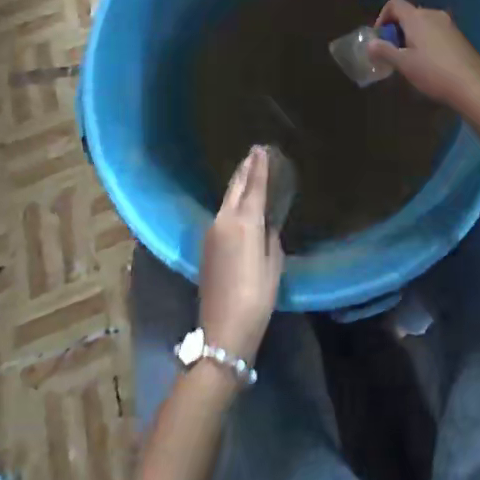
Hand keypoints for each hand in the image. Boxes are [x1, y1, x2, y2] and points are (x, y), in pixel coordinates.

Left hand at [198, 146, 283, 362]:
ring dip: (237, 184)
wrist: (223, 330)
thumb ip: (271, 238)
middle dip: (245, 170)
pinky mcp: (206, 246)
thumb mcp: (273, 265)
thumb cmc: (256, 298)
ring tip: (248, 172)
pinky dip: (231, 201)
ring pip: (226, 200)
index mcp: (244, 222)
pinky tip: (237, 202)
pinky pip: (221, 214)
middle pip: (235, 188)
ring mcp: (211, 232)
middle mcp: (224, 220)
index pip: (254, 186)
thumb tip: (268, 224)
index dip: (259, 167)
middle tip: (254, 153)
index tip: (262, 149)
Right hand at [368, 0, 479, 112]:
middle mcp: (433, 15)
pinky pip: (435, 31)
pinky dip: (426, 40)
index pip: (394, 3)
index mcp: (417, 17)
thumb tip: (370, 44)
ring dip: (411, 36)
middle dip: (396, 29)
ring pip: (423, 23)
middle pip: (409, 13)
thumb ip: (384, 51)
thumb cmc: (433, 72)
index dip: (382, 16)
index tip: (380, 37)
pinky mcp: (459, 37)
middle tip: (392, 52)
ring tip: (409, 59)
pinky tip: (428, 63)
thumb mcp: (403, 64)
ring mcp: (449, 25)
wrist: (474, 86)